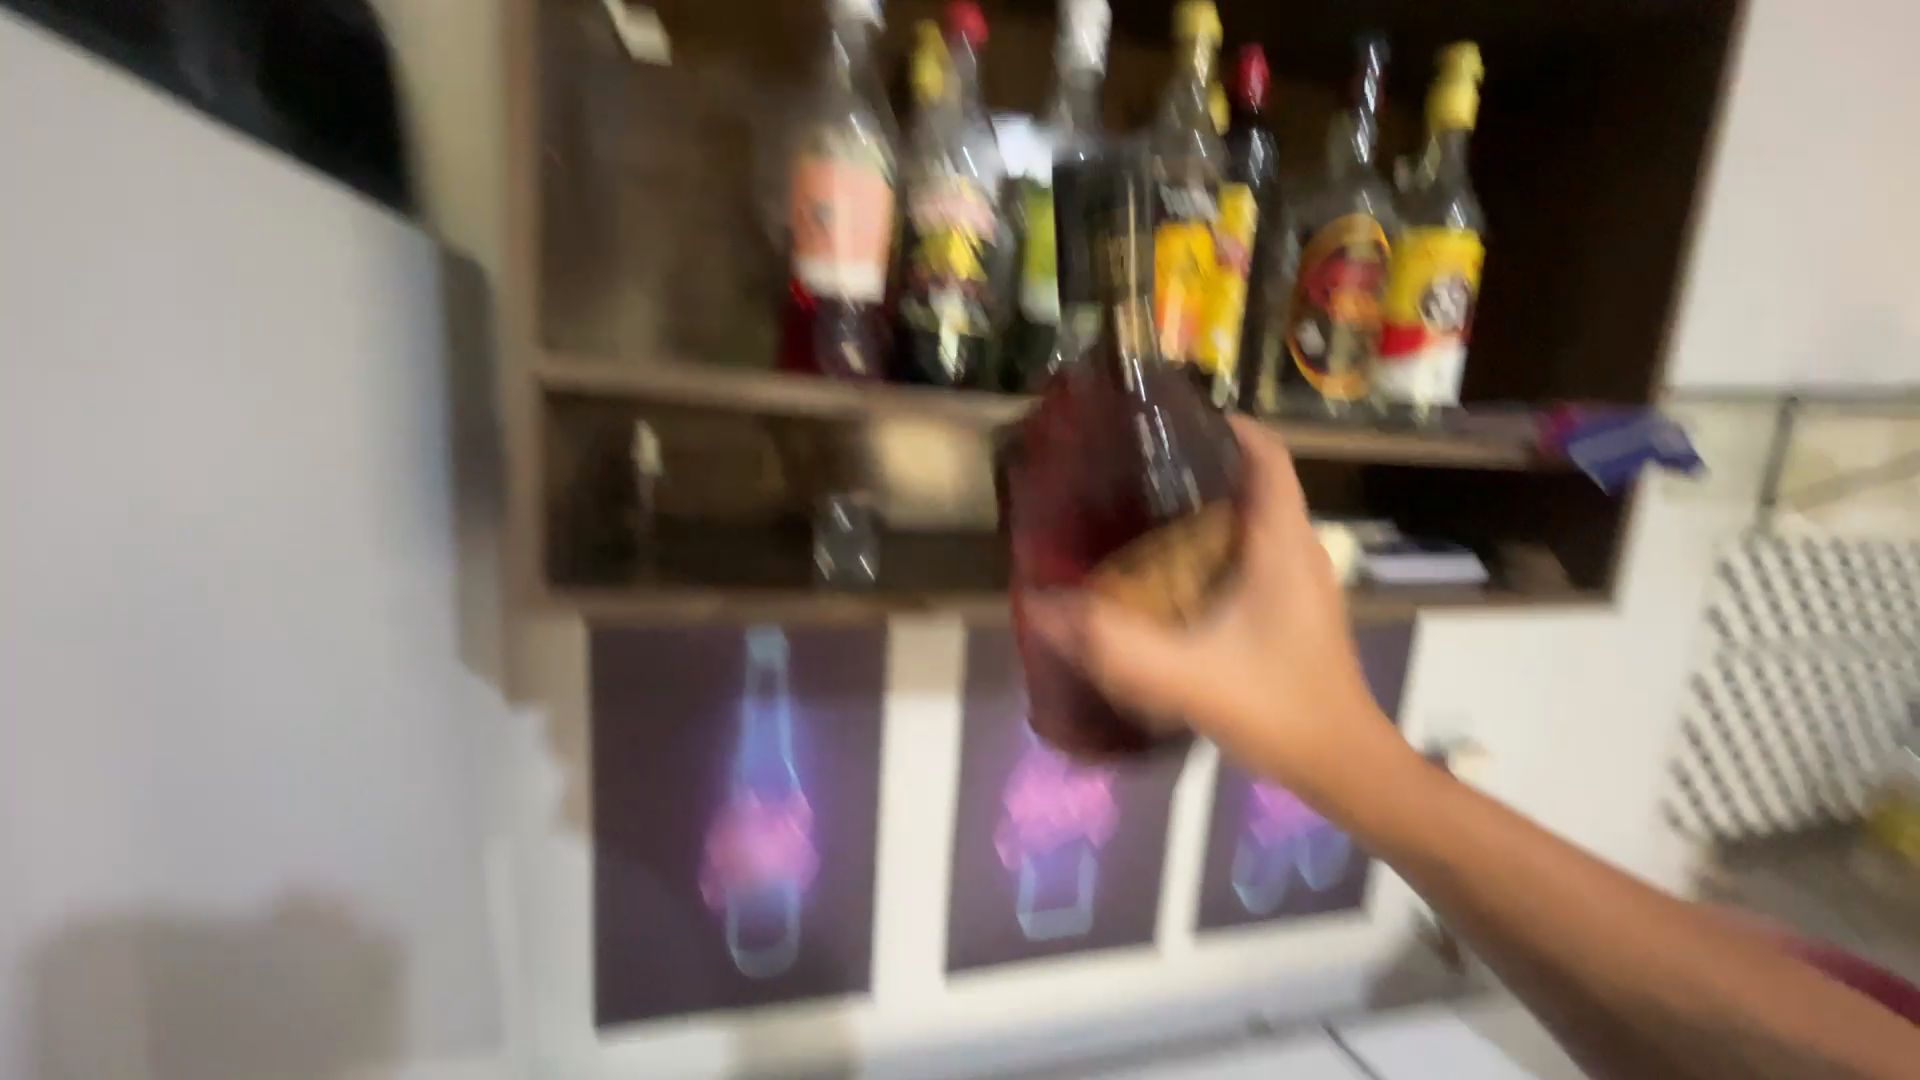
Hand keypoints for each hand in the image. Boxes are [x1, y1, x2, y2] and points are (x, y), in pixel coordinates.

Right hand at [1024, 416, 1398, 802]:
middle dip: (1200, 470)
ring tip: (1144, 519)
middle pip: (1255, 484)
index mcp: (1283, 545)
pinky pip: (1256, 555)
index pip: (1267, 456)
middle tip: (1136, 477)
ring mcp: (1303, 582)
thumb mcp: (1183, 675)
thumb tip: (1041, 608)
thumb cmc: (1276, 707)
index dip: (1227, 428)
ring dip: (1208, 512)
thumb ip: (1110, 643)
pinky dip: (1218, 549)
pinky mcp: (1296, 610)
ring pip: (1256, 522)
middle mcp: (1299, 551)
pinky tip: (1174, 578)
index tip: (1172, 425)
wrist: (1343, 766)